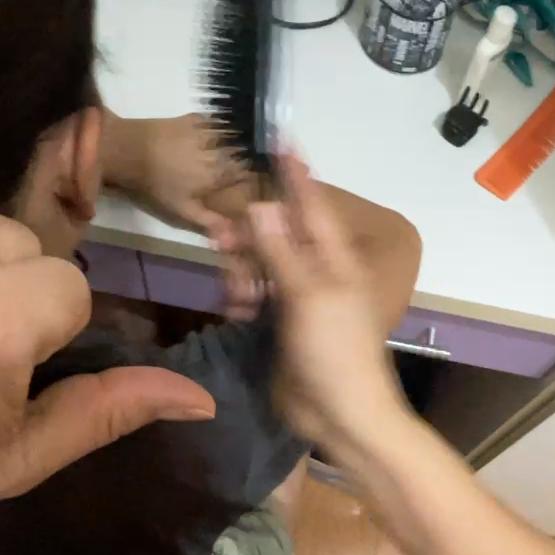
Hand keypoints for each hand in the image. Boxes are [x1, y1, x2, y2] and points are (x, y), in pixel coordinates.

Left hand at [103, 112, 247, 232]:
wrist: (130, 149)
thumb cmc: (158, 184)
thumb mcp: (182, 209)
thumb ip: (209, 220)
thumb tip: (232, 234)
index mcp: (219, 173)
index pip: (246, 173)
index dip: (252, 177)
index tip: (252, 181)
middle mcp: (219, 150)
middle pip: (242, 153)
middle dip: (247, 157)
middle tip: (247, 163)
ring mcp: (207, 131)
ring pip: (233, 135)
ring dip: (238, 140)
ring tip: (240, 145)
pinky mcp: (194, 118)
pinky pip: (217, 120)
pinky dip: (223, 125)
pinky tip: (222, 129)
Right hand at [219, 154, 413, 450]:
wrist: (339, 414)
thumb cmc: (334, 351)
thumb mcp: (309, 295)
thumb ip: (282, 249)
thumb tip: (262, 203)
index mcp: (336, 260)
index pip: (312, 206)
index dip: (295, 175)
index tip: (277, 140)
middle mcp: (318, 273)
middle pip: (278, 236)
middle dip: (249, 235)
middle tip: (215, 237)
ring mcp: (299, 301)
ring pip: (261, 267)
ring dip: (242, 274)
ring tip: (235, 296)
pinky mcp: (281, 326)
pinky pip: (255, 299)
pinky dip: (243, 301)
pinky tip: (235, 313)